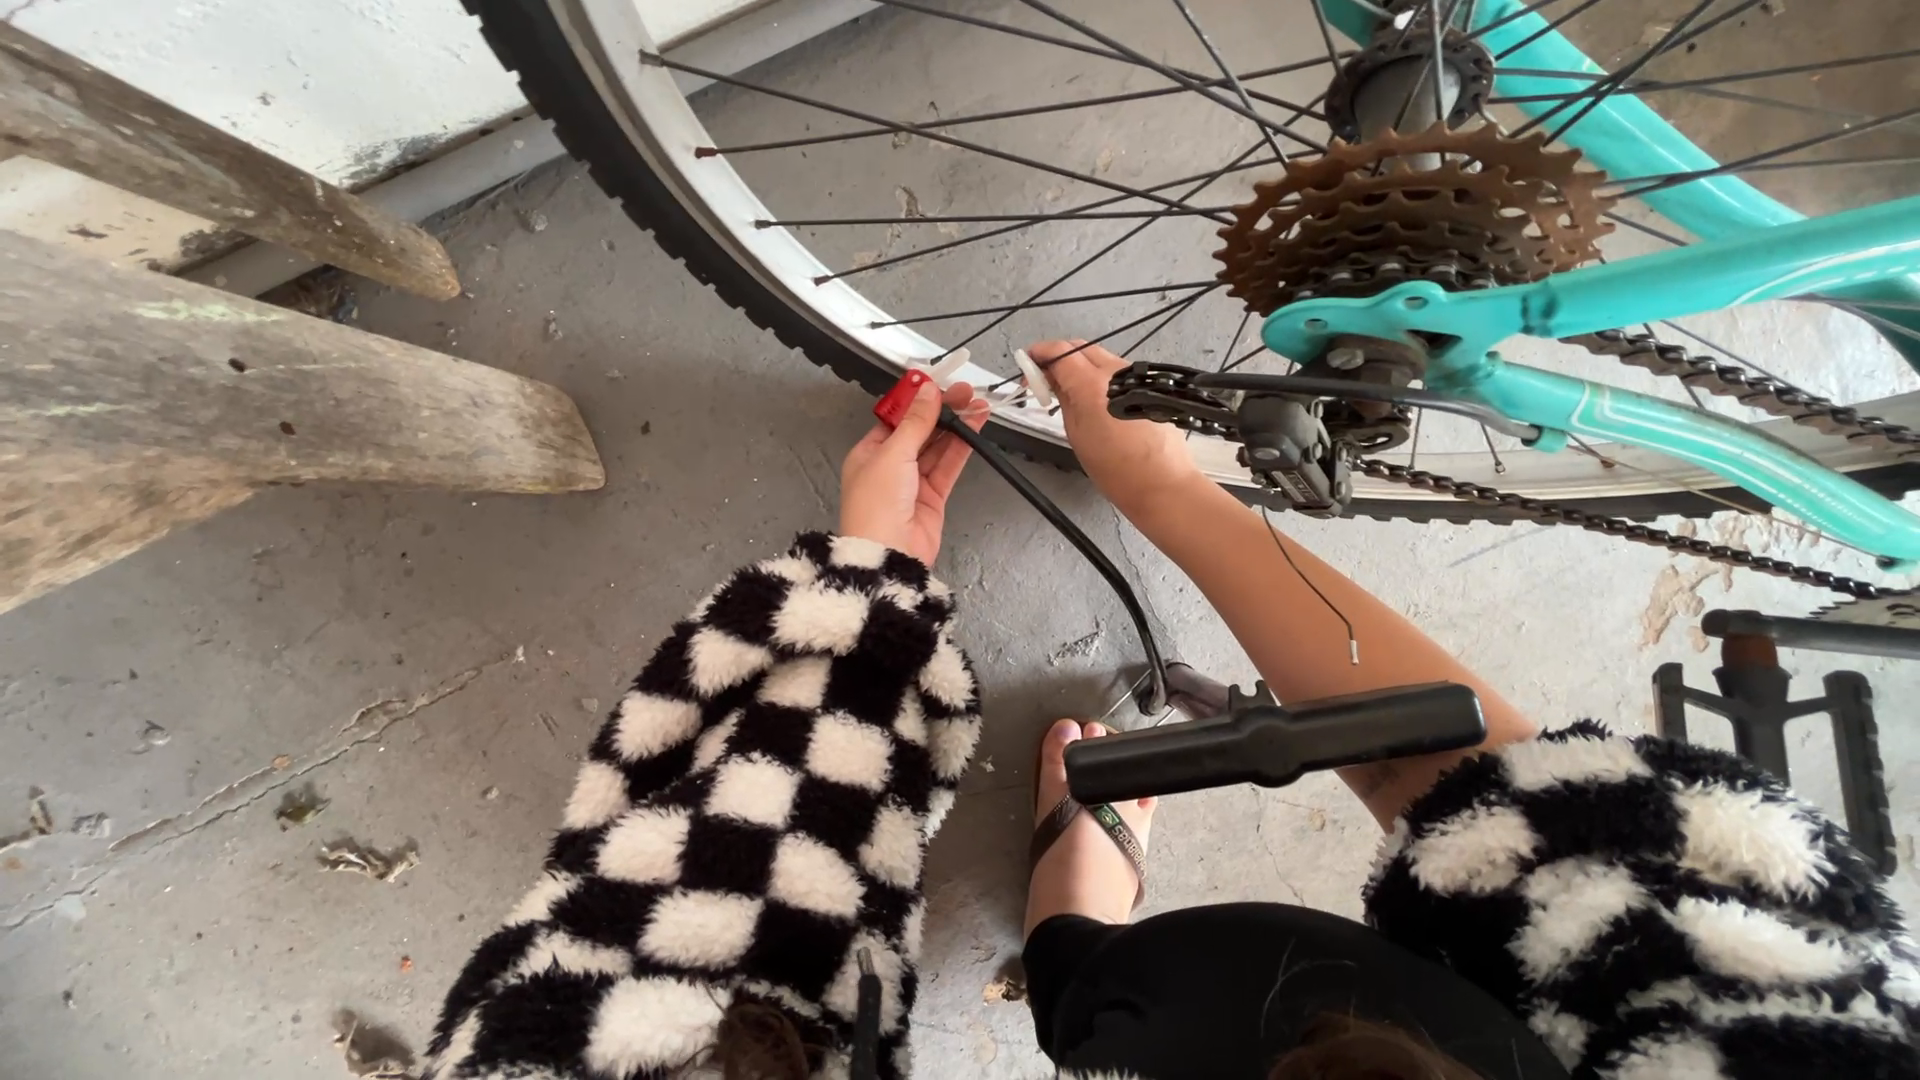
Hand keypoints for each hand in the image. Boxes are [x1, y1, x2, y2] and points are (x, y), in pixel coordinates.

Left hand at [840, 380, 989, 564]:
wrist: (887, 556)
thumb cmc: (873, 510)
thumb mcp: (892, 454)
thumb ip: (915, 422)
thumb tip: (926, 393)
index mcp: (868, 454)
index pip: (896, 418)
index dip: (917, 400)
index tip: (938, 383)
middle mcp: (890, 467)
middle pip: (920, 431)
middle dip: (943, 411)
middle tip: (965, 393)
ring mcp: (912, 484)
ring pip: (938, 447)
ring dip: (957, 427)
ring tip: (977, 407)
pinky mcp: (932, 498)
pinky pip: (949, 467)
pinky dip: (962, 448)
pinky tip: (974, 430)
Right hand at [1027, 339, 1205, 512]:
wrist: (1161, 482)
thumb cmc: (1118, 469)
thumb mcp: (1076, 434)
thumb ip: (1063, 399)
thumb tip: (1052, 380)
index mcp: (1093, 385)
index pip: (1060, 352)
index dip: (1039, 353)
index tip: (1028, 361)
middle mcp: (1116, 374)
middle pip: (1079, 347)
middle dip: (1057, 356)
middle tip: (1043, 376)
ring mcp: (1134, 377)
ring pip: (1099, 356)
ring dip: (1078, 365)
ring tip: (1066, 389)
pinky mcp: (1146, 386)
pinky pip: (1115, 370)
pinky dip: (1097, 375)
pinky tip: (1091, 395)